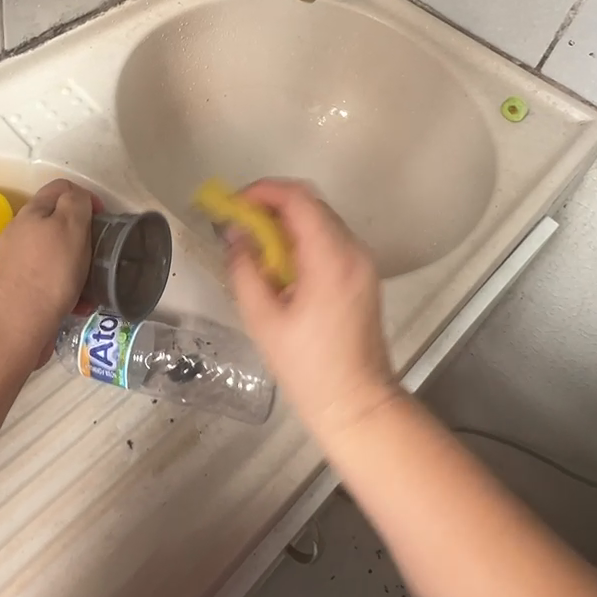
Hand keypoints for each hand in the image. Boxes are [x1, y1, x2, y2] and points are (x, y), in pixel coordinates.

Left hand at [0, 179, 94, 355]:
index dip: (87, 198)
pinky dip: (66, 288)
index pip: (61, 188)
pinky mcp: (17, 290)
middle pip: (58, 222)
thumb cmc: (49, 274)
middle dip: (83, 236)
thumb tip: (79, 197)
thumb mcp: (70, 227)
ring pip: (56, 255)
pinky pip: (49, 281)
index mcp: (32, 212)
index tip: (103, 220)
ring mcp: (16, 262)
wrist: (14, 328)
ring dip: (78, 266)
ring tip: (93, 285)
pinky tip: (79, 305)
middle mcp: (19, 233)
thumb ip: (76, 203)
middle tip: (101, 253)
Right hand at [227, 179, 399, 439]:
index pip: (297, 198)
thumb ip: (245, 269)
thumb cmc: (309, 368)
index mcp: (330, 257)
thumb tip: (235, 235)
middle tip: (239, 224)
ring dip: (285, 222)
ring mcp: (363, 262)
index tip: (233, 205)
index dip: (261, 192)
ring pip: (320, 219)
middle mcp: (353, 250)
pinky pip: (329, 239)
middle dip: (270, 205)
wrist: (359, 404)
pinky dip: (302, 238)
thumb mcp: (263, 320)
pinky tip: (281, 266)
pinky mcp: (363, 275)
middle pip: (310, 202)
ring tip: (255, 246)